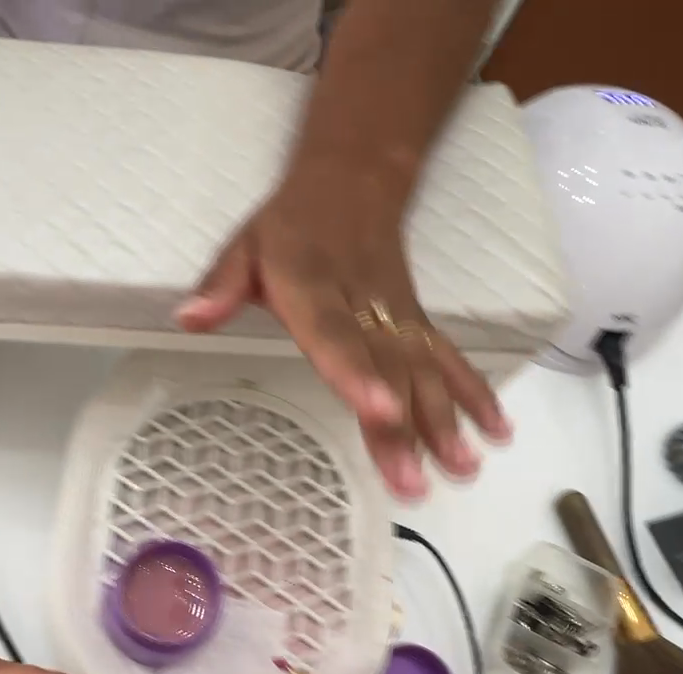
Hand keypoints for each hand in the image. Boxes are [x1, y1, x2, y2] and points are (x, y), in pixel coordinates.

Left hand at [178, 155, 510, 498]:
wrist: (353, 180)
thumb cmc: (289, 226)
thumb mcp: (244, 245)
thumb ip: (221, 285)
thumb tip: (188, 318)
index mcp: (314, 287)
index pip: (334, 334)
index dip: (355, 372)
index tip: (377, 410)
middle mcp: (363, 304)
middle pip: (386, 367)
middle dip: (402, 428)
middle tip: (413, 484)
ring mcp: (396, 313)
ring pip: (423, 368)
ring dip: (443, 422)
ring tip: (462, 470)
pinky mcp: (416, 319)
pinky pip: (447, 356)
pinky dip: (472, 392)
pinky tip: (495, 430)